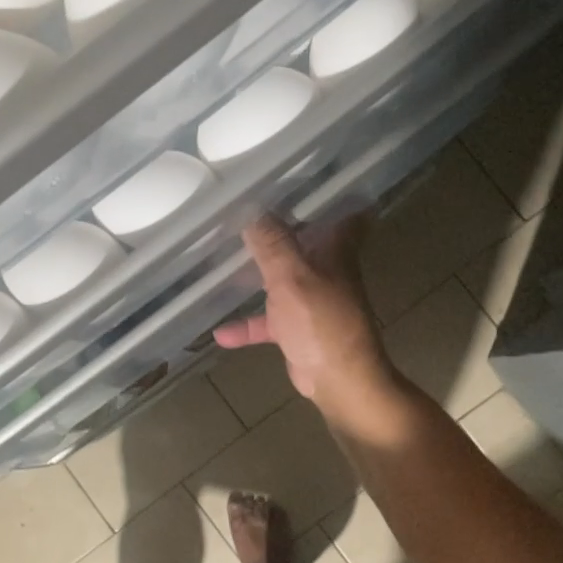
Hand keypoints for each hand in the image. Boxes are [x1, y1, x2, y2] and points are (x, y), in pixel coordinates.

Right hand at [214, 215, 394, 415]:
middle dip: (280, 231)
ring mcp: (312, 302)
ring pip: (283, 280)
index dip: (330, 199)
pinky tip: (220, 332)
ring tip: (225, 259)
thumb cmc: (321, 321)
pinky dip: (247, 326)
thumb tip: (251, 211)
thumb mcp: (291, 276)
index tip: (303, 183)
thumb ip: (271, 243)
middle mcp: (326, 272)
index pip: (343, 215)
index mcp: (334, 252)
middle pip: (305, 244)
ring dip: (260, 274)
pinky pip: (268, 322)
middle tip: (246, 214)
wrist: (338, 379)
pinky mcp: (298, 330)